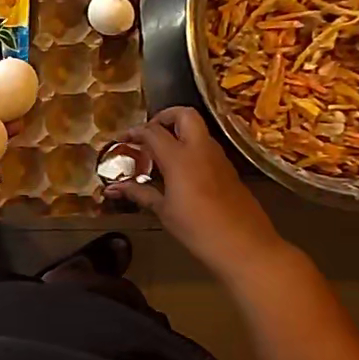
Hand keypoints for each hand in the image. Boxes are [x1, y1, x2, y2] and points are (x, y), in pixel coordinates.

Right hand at [105, 107, 284, 271]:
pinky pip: (207, 147)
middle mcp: (200, 149)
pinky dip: (191, 148)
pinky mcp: (228, 169)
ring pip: (198, 129)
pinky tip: (180, 172)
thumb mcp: (163, 211)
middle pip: (184, 114)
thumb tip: (114, 188)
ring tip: (161, 153)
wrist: (244, 245)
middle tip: (150, 134)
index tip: (123, 139)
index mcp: (179, 157)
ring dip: (179, 132)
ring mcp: (218, 157)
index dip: (135, 131)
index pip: (153, 131)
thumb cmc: (198, 229)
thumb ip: (139, 193)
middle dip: (164, 117)